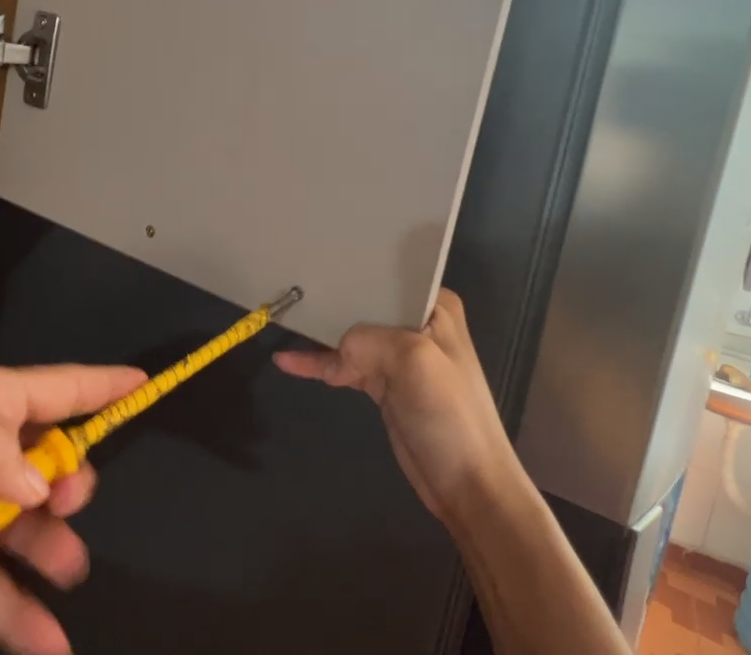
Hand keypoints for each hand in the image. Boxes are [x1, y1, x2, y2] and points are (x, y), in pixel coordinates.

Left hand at [0, 361, 145, 654]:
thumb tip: (39, 483)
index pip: (45, 387)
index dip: (94, 386)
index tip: (143, 384)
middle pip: (34, 462)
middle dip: (66, 477)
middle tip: (75, 502)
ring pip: (11, 530)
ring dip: (45, 551)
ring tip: (72, 572)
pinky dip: (10, 612)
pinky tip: (46, 639)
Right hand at [274, 289, 506, 522]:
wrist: (468, 485)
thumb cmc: (450, 414)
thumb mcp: (413, 360)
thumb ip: (367, 341)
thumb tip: (335, 352)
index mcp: (434, 307)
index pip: (385, 278)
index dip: (352, 273)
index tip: (315, 264)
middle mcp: (418, 324)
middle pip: (364, 304)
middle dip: (330, 300)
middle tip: (290, 289)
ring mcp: (400, 357)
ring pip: (351, 335)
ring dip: (320, 335)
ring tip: (283, 321)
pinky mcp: (384, 385)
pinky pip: (344, 365)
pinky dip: (318, 363)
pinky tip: (289, 362)